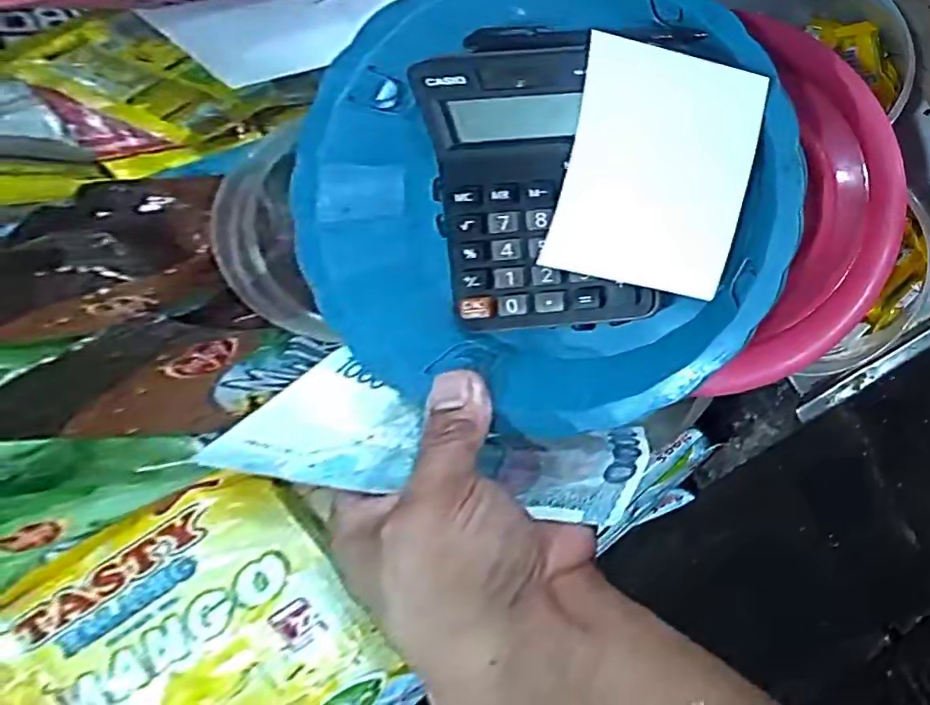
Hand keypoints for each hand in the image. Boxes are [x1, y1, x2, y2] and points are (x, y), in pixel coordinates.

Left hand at [328, 370, 597, 701]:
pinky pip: (535, 439)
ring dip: (503, 398)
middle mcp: (424, 493)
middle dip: (454, 387)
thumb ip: (443, 441)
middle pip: (434, 428)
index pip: (362, 443)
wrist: (533, 613)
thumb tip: (454, 375)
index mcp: (372, 508)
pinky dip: (543, 414)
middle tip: (475, 331)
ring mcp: (482, 486)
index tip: (404, 346)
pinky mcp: (533, 480)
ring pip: (489, 429)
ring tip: (519, 342)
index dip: (376, 398)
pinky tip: (553, 377)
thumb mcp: (430, 508)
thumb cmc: (452, 577)